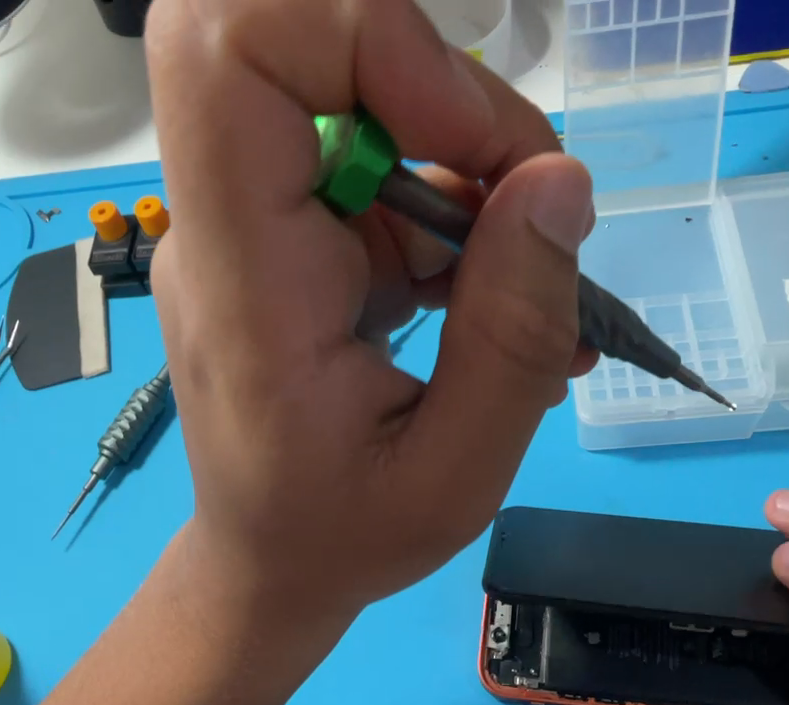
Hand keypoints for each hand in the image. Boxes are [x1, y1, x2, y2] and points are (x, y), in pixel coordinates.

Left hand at [146, 0, 594, 631]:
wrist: (269, 567)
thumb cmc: (344, 538)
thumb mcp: (455, 473)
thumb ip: (513, 335)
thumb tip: (559, 184)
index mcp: (246, 281)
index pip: (232, 48)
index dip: (361, 35)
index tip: (467, 143)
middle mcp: (230, 229)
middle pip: (302, 46)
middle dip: (444, 99)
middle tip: (522, 209)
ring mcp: (256, 228)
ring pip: (365, 110)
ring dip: (470, 177)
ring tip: (524, 296)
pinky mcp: (289, 241)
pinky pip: (379, 175)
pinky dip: (453, 219)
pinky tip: (492, 304)